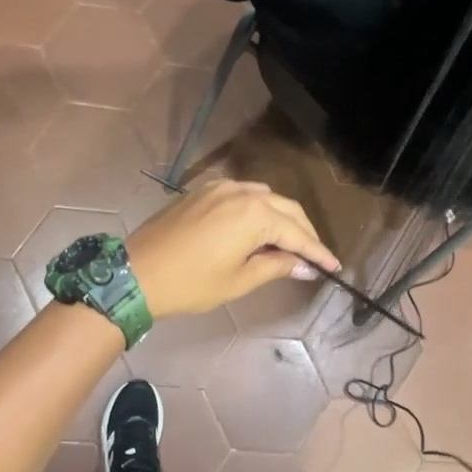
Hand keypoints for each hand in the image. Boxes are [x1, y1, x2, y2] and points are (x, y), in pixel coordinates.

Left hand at [127, 180, 340, 317]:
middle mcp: (242, 192)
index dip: (318, 252)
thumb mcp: (239, 280)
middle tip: (314, 257)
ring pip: (264, 197)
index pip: (298, 233)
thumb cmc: (191, 283)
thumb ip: (276, 266)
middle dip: (303, 232)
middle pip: (286, 209)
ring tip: (287, 244)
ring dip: (280, 217)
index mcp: (255, 214)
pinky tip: (257, 229)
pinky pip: (241, 194)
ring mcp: (220, 188)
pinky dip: (257, 209)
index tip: (335, 267)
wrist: (136, 273)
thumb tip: (303, 266)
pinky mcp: (201, 191)